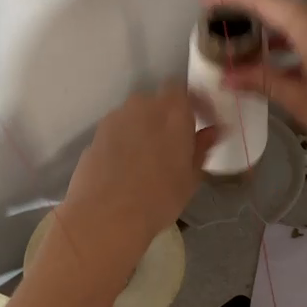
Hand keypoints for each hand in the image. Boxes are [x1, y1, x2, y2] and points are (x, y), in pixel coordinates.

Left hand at [60, 84, 217, 262]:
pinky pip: (116, 132)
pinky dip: (123, 142)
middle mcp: (142, 106)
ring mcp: (114, 119)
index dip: (190, 104)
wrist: (106, 215)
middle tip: (173, 144)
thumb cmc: (159, 197)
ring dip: (143, 129)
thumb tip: (211, 132)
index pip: (182, 90)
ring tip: (147, 158)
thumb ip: (201, 148)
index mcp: (172, 111)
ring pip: (134, 116)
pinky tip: (125, 168)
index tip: (198, 122)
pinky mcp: (95, 135)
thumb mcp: (191, 177)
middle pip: (156, 102)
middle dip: (165, 117)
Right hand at [206, 0, 306, 177]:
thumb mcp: (304, 104)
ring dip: (270, 35)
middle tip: (218, 33)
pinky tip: (275, 65)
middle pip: (283, 8)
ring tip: (240, 53)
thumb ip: (263, 82)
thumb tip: (227, 74)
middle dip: (249, 17)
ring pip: (300, 23)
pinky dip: (291, 45)